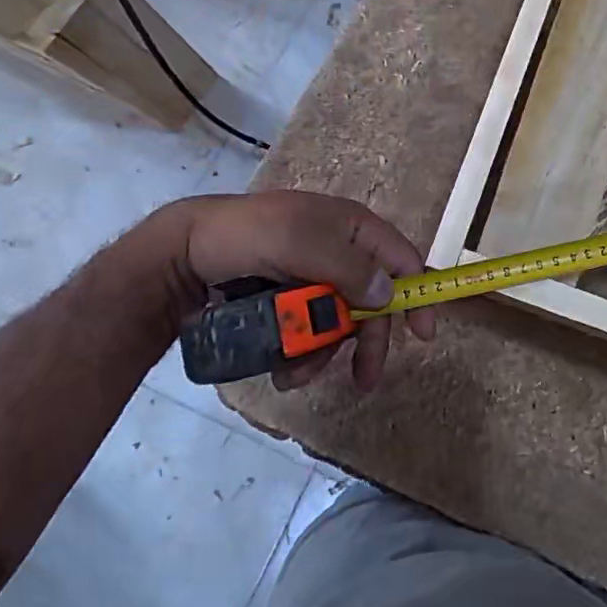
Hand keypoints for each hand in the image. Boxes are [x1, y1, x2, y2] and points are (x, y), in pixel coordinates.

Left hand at [156, 191, 435, 391]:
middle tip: (365, 379)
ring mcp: (310, 277)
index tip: (421, 336)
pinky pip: (308, 331)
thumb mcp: (300, 241)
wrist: (185, 251)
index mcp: (349, 226)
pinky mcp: (286, 299)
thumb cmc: (247, 236)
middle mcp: (336, 252)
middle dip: (367, 341)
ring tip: (296, 375)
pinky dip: (300, 353)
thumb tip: (388, 293)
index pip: (399, 257)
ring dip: (323, 354)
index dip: (416, 293)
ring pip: (337, 323)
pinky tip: (284, 369)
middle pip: (371, 301)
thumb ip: (348, 266)